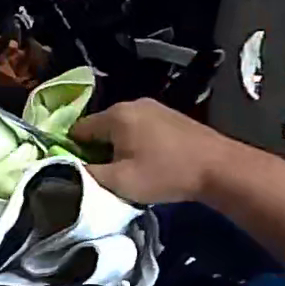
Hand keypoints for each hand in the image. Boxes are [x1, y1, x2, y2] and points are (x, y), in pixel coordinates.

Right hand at [71, 98, 241, 204]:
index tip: (79, 172)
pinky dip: (136, 144)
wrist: (220, 169)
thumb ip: (85, 174)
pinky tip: (147, 163)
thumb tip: (65, 169)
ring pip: (121, 129)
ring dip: (117, 149)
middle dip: (97, 151)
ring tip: (127, 172)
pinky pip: (140, 129)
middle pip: (100, 128)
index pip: (78, 130)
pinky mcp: (171, 116)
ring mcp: (154, 107)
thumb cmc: (165, 174)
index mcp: (115, 115)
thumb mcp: (118, 182)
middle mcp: (132, 104)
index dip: (73, 152)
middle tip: (104, 176)